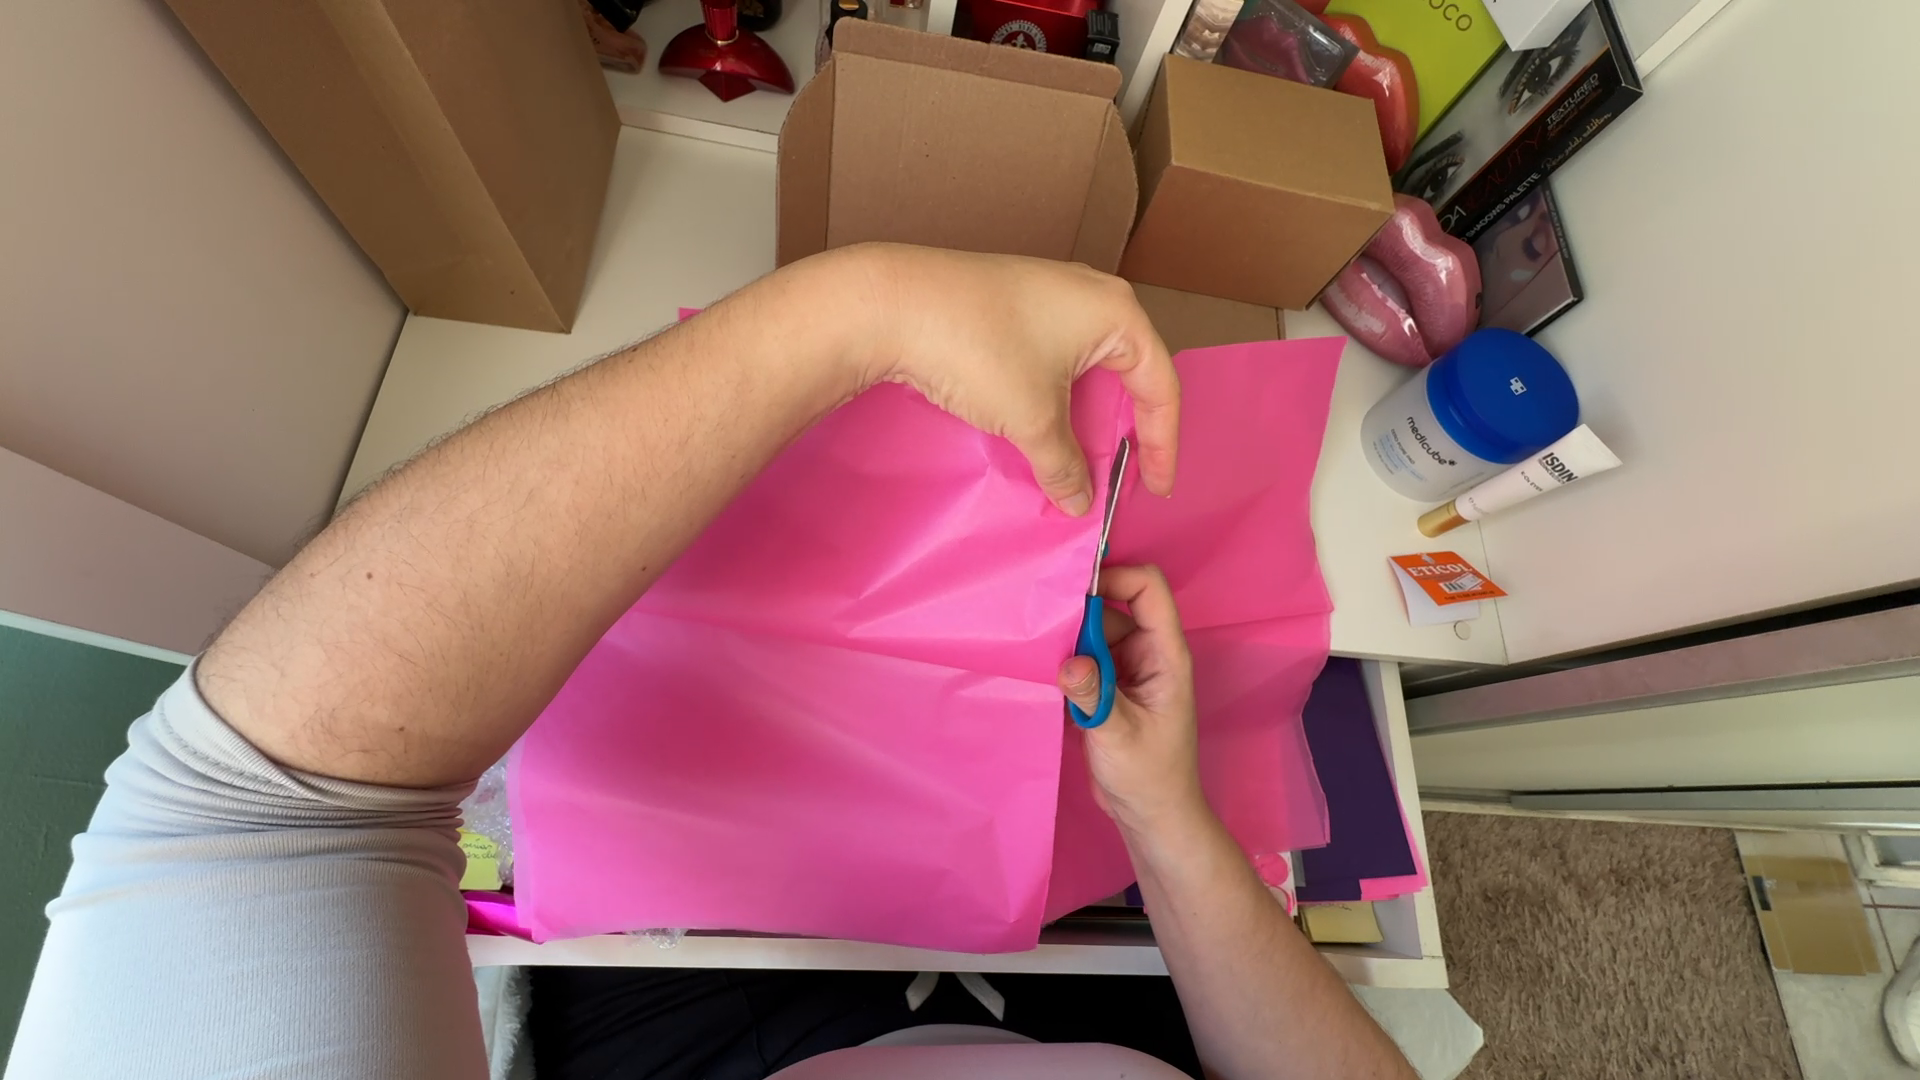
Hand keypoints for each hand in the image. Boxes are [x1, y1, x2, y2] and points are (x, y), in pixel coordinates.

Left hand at [830, 244, 1179, 514]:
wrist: (892, 305)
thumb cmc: (980, 350)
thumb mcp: (1033, 418)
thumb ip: (1064, 466)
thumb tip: (1079, 503)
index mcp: (1117, 313)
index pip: (1160, 387)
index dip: (1163, 445)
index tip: (1155, 489)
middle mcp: (1091, 297)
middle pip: (1126, 377)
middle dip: (1121, 431)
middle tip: (1115, 476)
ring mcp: (1048, 298)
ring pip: (1085, 372)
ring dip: (1082, 421)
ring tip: (1074, 462)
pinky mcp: (1012, 308)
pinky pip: (1052, 363)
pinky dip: (1054, 403)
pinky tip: (1038, 431)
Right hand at [1058, 566, 1206, 834]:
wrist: (1150, 815)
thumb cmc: (1149, 775)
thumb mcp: (1119, 735)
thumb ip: (1093, 696)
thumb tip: (1066, 661)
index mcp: (1164, 655)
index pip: (1148, 590)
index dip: (1115, 579)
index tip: (1075, 592)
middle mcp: (1145, 653)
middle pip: (1113, 607)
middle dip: (1079, 610)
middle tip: (1040, 618)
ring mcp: (1124, 669)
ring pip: (1092, 631)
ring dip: (1066, 636)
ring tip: (1033, 643)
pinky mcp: (1104, 686)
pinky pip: (1082, 656)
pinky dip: (1063, 656)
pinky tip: (1038, 663)